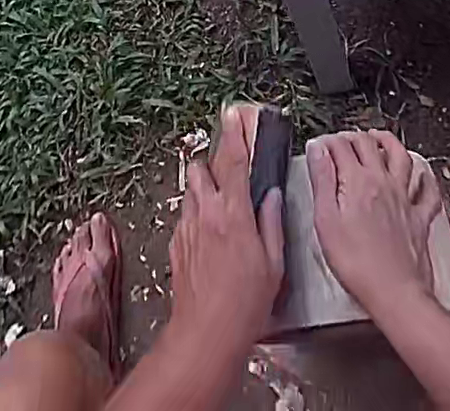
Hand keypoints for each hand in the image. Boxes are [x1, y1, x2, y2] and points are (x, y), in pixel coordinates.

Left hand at [168, 104, 285, 354]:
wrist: (205, 335)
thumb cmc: (243, 304)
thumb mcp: (272, 262)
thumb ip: (271, 222)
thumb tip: (271, 197)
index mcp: (233, 212)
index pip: (233, 160)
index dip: (235, 133)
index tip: (233, 115)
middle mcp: (206, 213)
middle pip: (203, 168)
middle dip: (215, 163)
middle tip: (230, 170)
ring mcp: (188, 227)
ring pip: (192, 191)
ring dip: (206, 189)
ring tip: (222, 207)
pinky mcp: (177, 244)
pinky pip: (186, 216)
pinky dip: (198, 215)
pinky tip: (211, 235)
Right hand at [308, 130, 442, 316]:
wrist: (394, 293)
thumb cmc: (356, 263)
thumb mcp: (326, 220)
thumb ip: (322, 180)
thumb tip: (317, 150)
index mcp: (358, 181)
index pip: (341, 147)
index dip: (329, 142)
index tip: (321, 146)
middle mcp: (383, 182)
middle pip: (369, 145)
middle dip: (354, 136)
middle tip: (344, 139)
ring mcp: (404, 198)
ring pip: (401, 157)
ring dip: (390, 142)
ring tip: (380, 137)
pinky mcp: (419, 217)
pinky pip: (428, 191)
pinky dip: (425, 178)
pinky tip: (422, 174)